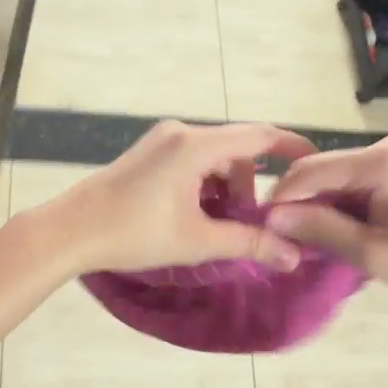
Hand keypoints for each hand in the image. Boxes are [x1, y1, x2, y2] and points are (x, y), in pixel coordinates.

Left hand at [32, 121, 317, 274]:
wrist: (71, 230)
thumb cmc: (133, 233)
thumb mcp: (197, 240)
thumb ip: (249, 242)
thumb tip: (293, 255)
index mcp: (195, 144)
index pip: (259, 135)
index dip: (291, 147)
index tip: (315, 163)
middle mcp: (181, 131)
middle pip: (236, 150)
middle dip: (251, 187)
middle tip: (253, 226)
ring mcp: (163, 139)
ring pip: (215, 158)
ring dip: (227, 189)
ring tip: (220, 228)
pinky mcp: (151, 151)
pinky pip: (193, 161)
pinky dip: (205, 186)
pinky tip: (197, 217)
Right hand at [264, 132, 387, 316]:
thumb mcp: (377, 255)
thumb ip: (321, 230)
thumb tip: (273, 219)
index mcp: (381, 160)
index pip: (310, 170)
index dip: (281, 198)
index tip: (262, 229)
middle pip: (326, 169)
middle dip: (303, 202)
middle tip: (287, 242)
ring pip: (344, 175)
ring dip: (326, 205)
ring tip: (314, 242)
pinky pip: (366, 179)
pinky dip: (351, 203)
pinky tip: (347, 232)